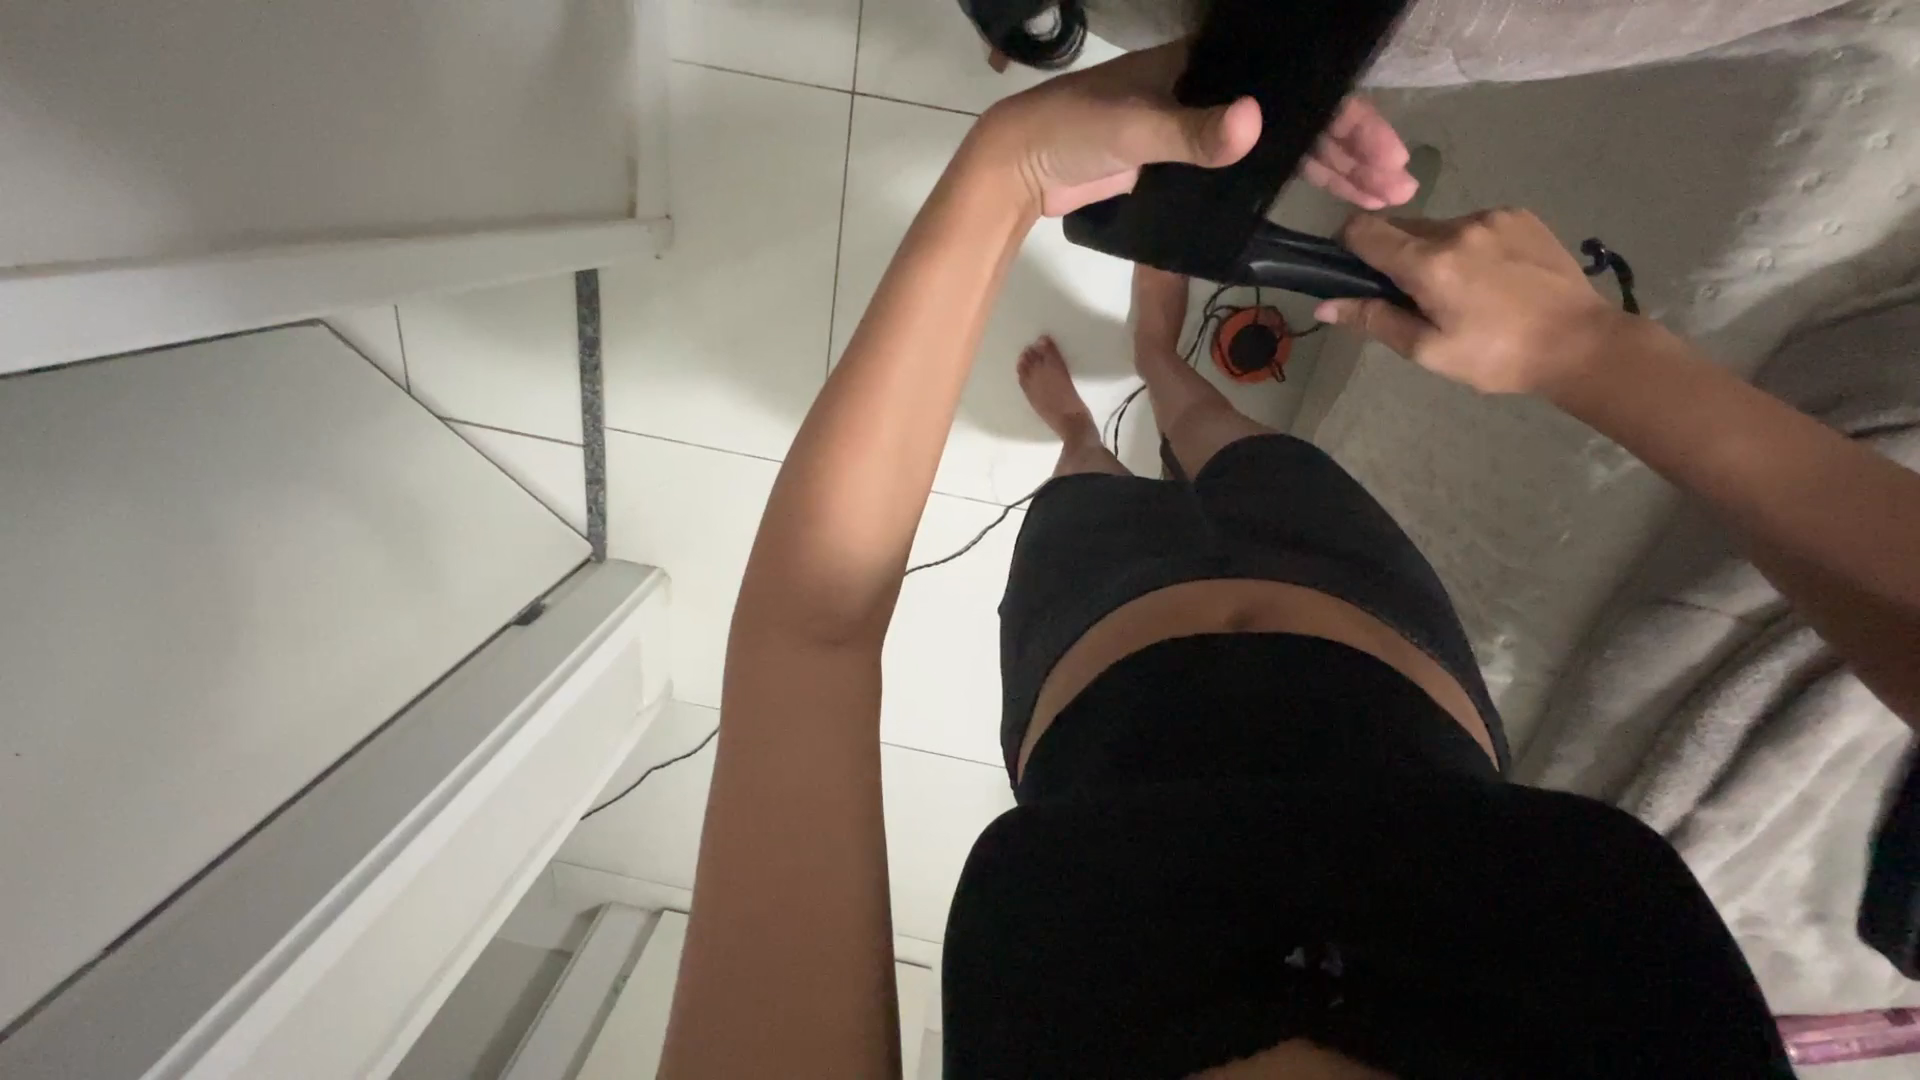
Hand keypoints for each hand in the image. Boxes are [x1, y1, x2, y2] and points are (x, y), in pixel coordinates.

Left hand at [981, 40, 1411, 211]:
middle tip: (1396, 185)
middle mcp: (1213, 92)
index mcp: (1210, 68)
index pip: (1297, 92)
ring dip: (1324, 170)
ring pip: (1278, 147)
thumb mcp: (1133, 126)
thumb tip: (1256, 124)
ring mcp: (1199, 129)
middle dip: (1349, 151)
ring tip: (1371, 196)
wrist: (1021, 165)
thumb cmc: (1072, 131)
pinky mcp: (1182, 164)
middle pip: (1298, 120)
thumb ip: (1192, 131)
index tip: (1385, 155)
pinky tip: (1312, 198)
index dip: (1347, 123)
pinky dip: (1280, 183)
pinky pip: (1246, 171)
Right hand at [1314, 210, 1629, 396]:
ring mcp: (1493, 218)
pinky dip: (1464, 247)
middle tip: (1408, 298)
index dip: (1346, 244)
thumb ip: (1374, 320)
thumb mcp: (1426, 349)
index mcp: (1429, 263)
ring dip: (1430, 253)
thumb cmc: (1495, 357)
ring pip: (1437, 228)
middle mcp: (1457, 228)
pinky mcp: (1520, 217)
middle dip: (1392, 257)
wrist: (1579, 343)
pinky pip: (1471, 226)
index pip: (1365, 231)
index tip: (1346, 267)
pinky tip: (1486, 279)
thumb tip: (1324, 305)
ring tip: (1456, 292)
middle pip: (1400, 228)